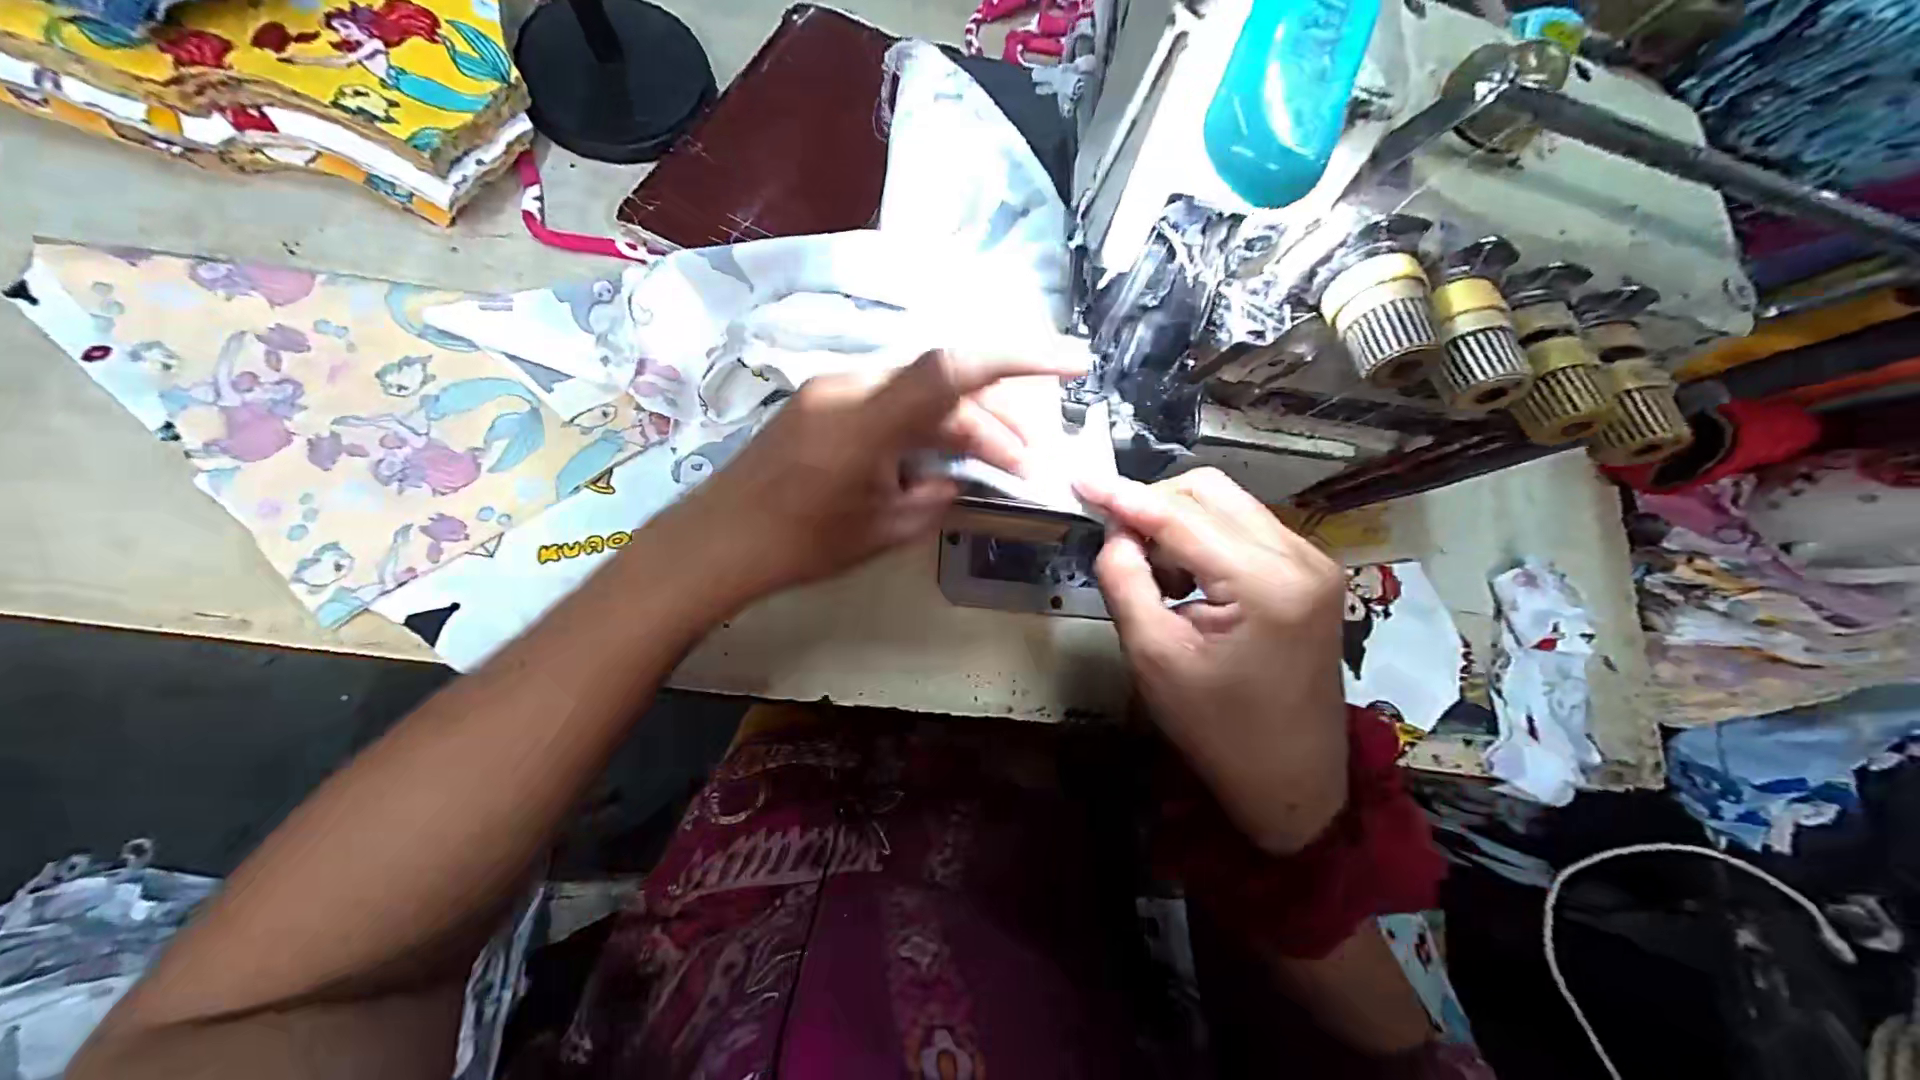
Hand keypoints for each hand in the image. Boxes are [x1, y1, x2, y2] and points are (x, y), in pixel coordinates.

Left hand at [657, 347, 1086, 609]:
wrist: (716, 541)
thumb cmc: (797, 545)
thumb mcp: (882, 530)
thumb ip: (935, 497)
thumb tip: (964, 479)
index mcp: (866, 418)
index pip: (954, 368)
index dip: (1021, 357)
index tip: (1073, 363)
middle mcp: (852, 386)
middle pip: (946, 385)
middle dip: (996, 421)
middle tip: (1029, 463)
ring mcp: (834, 388)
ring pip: (921, 393)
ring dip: (962, 426)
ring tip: (997, 467)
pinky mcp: (825, 401)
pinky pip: (893, 402)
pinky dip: (927, 427)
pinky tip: (944, 459)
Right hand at [1075, 468, 1350, 853]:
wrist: (1290, 778)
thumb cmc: (1216, 728)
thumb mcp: (1153, 655)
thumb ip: (1125, 580)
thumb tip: (1116, 531)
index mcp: (1267, 583)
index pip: (1181, 516)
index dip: (1124, 495)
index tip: (1079, 479)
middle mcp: (1301, 557)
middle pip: (1210, 492)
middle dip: (1153, 506)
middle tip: (1120, 546)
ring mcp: (1313, 562)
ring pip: (1228, 504)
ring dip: (1179, 524)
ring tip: (1159, 578)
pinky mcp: (1311, 573)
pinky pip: (1245, 528)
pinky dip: (1205, 539)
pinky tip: (1190, 580)